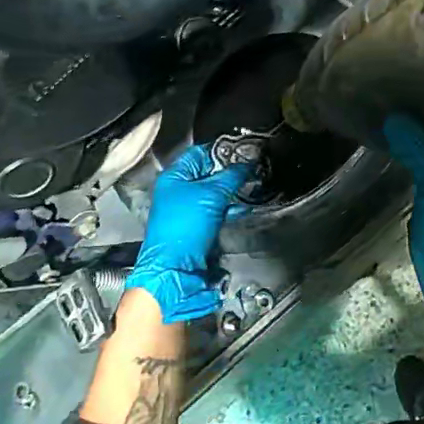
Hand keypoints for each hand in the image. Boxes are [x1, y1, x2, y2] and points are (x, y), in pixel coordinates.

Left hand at [126, 145, 251, 322]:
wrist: (176, 271)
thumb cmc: (182, 231)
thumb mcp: (210, 196)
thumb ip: (229, 177)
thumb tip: (245, 165)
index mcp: (173, 178)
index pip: (198, 154)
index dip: (220, 151)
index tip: (242, 152)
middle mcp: (178, 194)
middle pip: (208, 176)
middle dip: (229, 176)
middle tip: (250, 173)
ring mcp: (188, 213)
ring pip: (215, 198)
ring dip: (231, 196)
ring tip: (249, 192)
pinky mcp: (198, 231)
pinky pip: (217, 217)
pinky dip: (229, 214)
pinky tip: (241, 213)